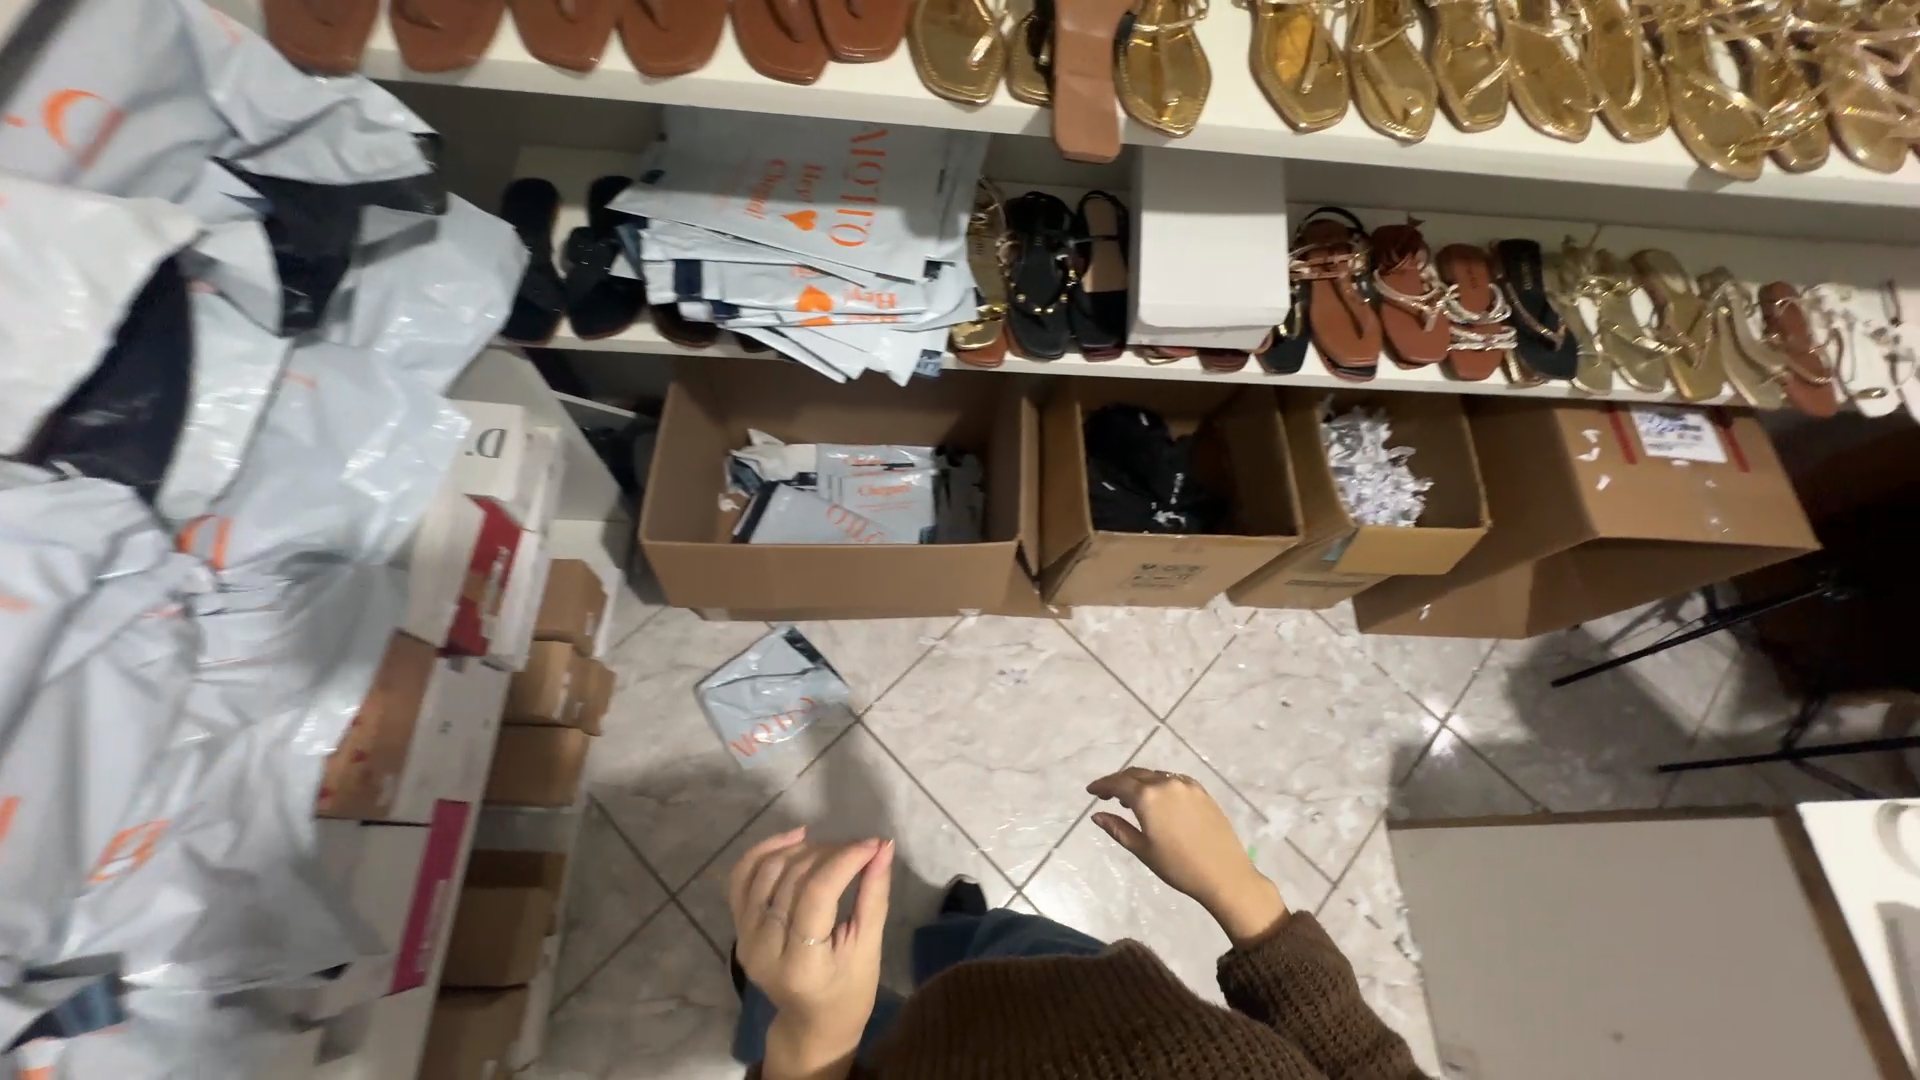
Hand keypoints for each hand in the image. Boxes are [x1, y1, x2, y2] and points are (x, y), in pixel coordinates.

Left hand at [729, 827, 893, 1077]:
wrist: (811, 1022)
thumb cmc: (849, 990)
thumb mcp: (869, 947)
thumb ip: (874, 894)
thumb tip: (883, 846)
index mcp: (800, 965)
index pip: (817, 894)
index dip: (845, 860)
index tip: (872, 844)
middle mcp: (763, 949)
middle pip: (793, 877)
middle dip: (830, 852)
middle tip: (860, 849)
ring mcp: (745, 937)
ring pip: (768, 869)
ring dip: (803, 849)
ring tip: (833, 850)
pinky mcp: (739, 927)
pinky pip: (743, 875)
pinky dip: (767, 849)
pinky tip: (796, 839)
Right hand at [1087, 767, 1287, 945]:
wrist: (1225, 874)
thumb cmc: (1178, 867)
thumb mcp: (1142, 850)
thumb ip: (1118, 828)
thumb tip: (1097, 815)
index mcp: (1148, 797)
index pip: (1118, 783)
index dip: (1102, 785)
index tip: (1091, 791)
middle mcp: (1166, 783)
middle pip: (1135, 775)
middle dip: (1119, 782)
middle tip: (1108, 795)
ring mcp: (1186, 785)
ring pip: (1155, 776)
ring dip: (1139, 783)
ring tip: (1131, 799)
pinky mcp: (1201, 791)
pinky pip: (1173, 780)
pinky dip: (1159, 784)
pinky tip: (1158, 799)